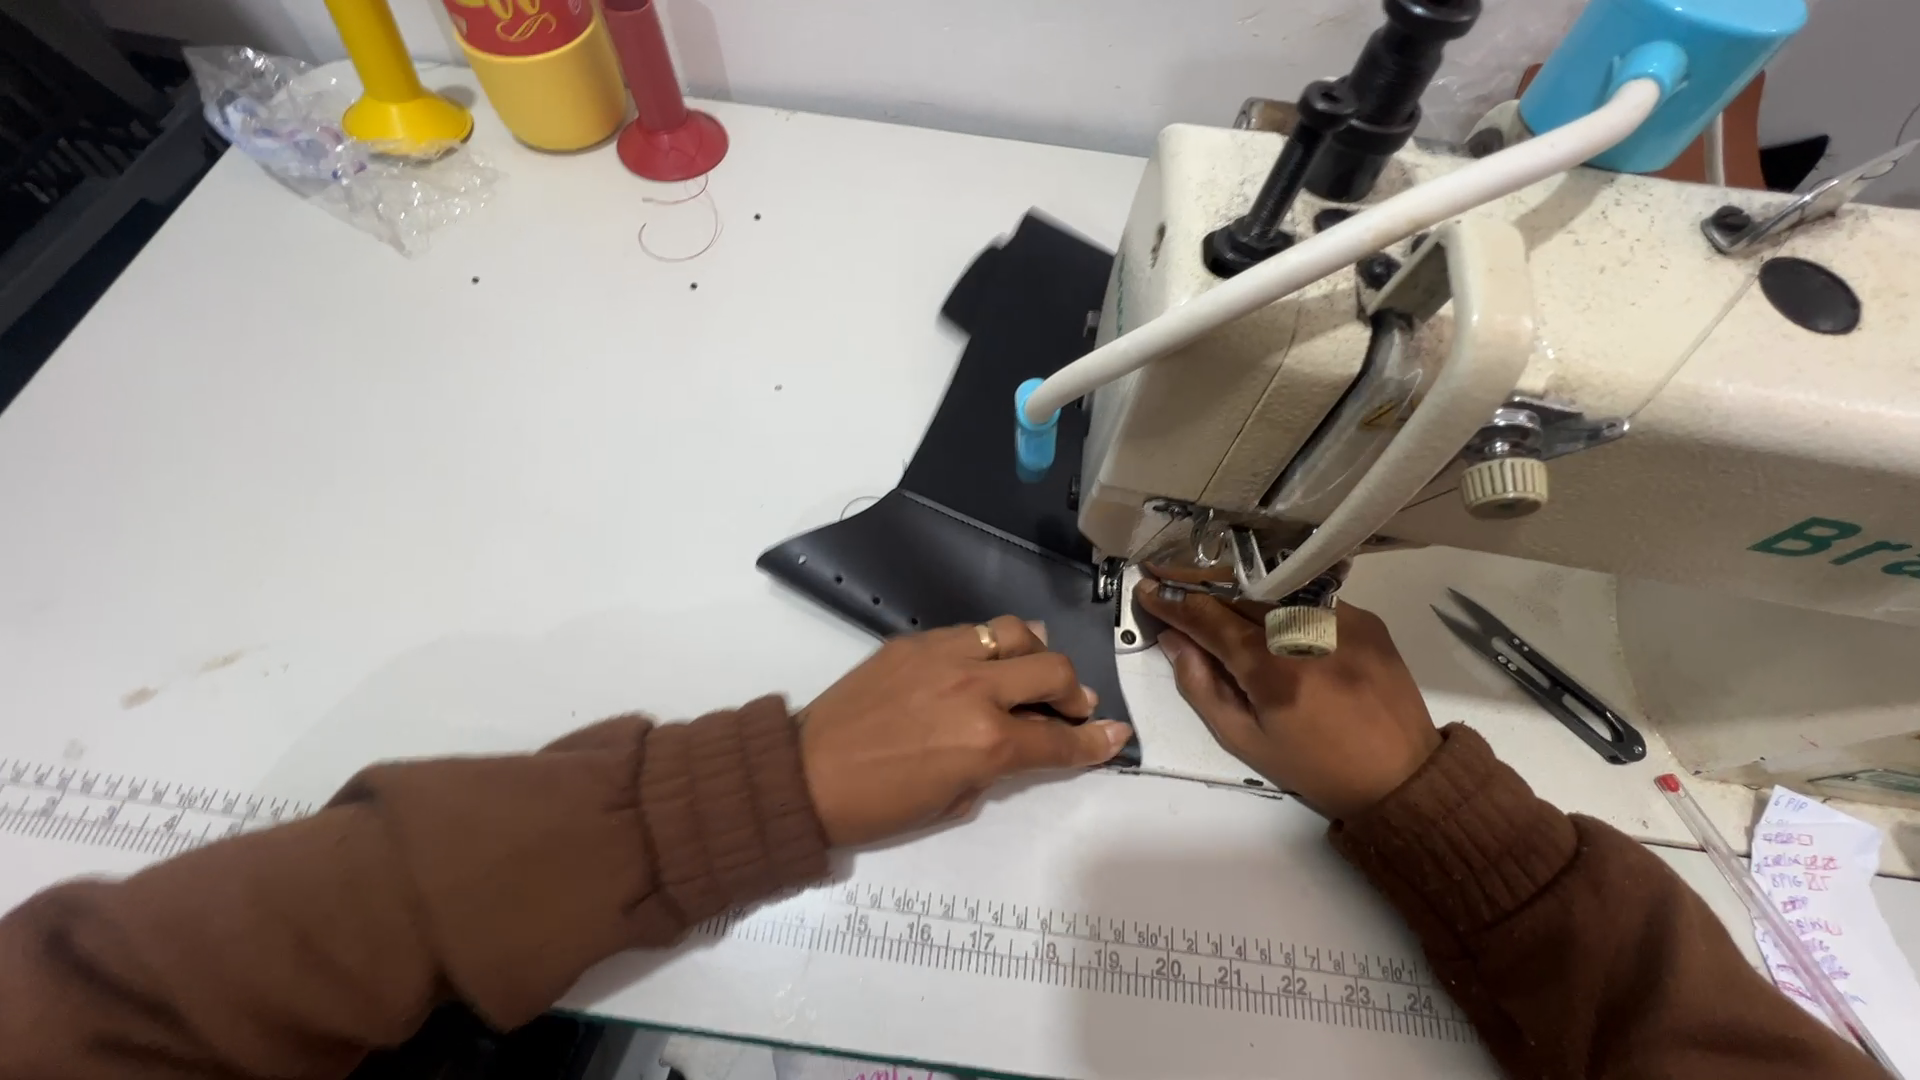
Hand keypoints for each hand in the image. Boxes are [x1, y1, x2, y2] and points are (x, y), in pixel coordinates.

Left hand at [800, 615, 1133, 845]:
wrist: (807, 773)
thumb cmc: (880, 806)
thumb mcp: (954, 802)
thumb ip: (996, 767)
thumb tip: (1020, 745)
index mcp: (987, 741)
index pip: (1059, 739)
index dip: (1095, 741)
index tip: (1115, 735)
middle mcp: (976, 689)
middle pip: (1053, 671)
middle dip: (1074, 693)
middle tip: (1070, 707)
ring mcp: (945, 656)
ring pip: (1016, 632)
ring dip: (1037, 653)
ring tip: (1033, 671)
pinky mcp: (915, 640)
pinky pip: (971, 632)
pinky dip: (991, 646)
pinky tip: (985, 662)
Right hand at [1135, 580, 1438, 820]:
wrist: (1402, 777)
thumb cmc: (1314, 766)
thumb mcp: (1244, 741)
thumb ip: (1201, 686)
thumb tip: (1173, 640)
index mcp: (1271, 670)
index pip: (1208, 619)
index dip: (1172, 602)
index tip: (1146, 590)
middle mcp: (1304, 633)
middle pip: (1236, 590)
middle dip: (1195, 581)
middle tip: (1165, 574)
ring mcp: (1339, 619)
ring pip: (1271, 587)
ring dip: (1232, 584)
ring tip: (1206, 583)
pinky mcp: (1363, 618)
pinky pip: (1306, 597)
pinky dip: (1276, 599)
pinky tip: (1264, 606)